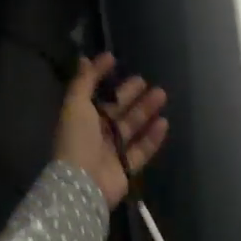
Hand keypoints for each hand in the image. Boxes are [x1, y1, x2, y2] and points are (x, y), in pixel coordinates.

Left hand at [54, 53, 168, 207]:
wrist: (83, 183)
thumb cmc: (77, 139)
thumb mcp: (75, 104)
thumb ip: (84, 81)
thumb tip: (86, 57)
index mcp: (81, 117)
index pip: (95, 93)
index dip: (103, 77)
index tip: (116, 60)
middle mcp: (96, 132)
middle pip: (117, 109)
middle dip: (130, 94)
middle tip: (146, 80)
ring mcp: (112, 151)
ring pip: (132, 127)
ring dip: (145, 111)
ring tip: (161, 94)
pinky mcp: (126, 168)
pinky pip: (142, 150)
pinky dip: (152, 137)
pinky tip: (164, 122)